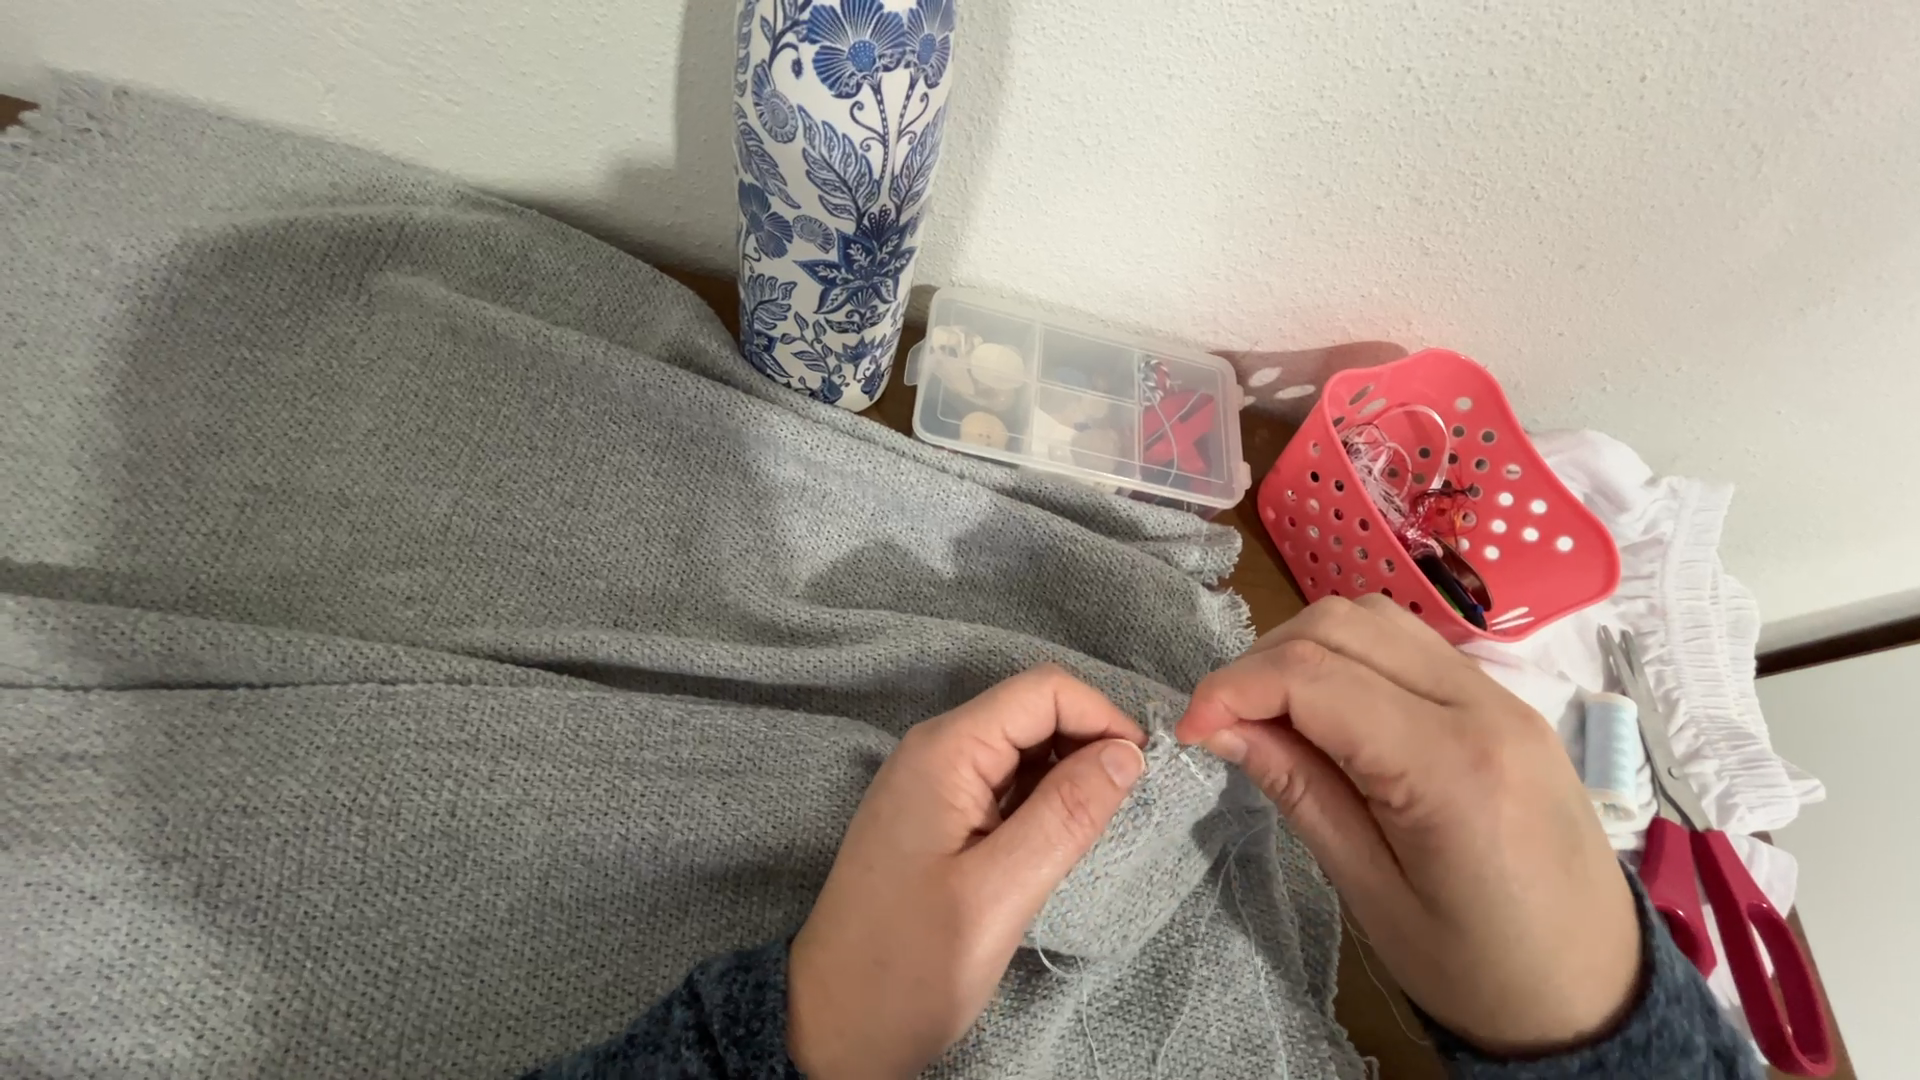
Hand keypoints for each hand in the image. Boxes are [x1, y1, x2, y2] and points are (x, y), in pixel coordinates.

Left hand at [787, 664, 1148, 1078]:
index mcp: (947, 749)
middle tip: (1127, 806)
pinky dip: (1041, 796)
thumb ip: (1065, 814)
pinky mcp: (939, 809)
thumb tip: (1128, 753)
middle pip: (1032, 711)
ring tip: (1095, 827)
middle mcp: (938, 747)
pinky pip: (1003, 779)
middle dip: (1088, 743)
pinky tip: (1058, 836)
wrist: (832, 1022)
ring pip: (1021, 746)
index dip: (1101, 717)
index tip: (1143, 772)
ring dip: (1067, 772)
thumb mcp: (999, 893)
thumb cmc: (909, 964)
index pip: (1042, 691)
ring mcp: (935, 778)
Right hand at [1175, 596, 1640, 1054]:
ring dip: (1298, 647)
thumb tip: (1217, 725)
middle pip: (1337, 625)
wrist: (1598, 995)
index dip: (1232, 690)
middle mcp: (1483, 705)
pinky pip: (1400, 638)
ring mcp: (1497, 692)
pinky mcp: (1497, 696)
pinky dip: (1341, 651)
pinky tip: (1323, 702)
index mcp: (1453, 767)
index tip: (1191, 729)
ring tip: (1269, 708)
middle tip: (1224, 721)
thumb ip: (1292, 787)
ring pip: (1367, 616)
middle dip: (1258, 662)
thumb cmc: (1476, 968)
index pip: (1314, 678)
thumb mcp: (1366, 889)